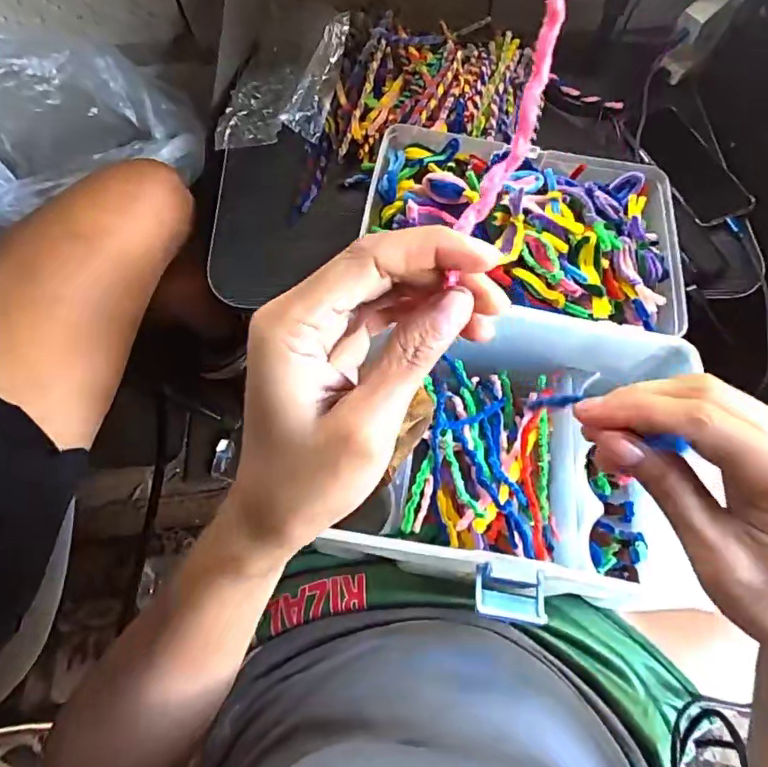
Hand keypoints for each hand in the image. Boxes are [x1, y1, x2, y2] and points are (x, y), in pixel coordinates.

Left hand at [227, 227, 507, 557]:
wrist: (270, 516)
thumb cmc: (308, 484)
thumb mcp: (367, 426)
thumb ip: (412, 355)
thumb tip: (460, 301)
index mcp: (293, 323)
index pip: (368, 259)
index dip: (432, 250)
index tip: (488, 261)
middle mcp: (299, 311)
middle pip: (379, 264)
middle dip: (442, 271)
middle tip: (497, 300)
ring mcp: (314, 324)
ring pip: (385, 284)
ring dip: (438, 292)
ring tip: (487, 318)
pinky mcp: (330, 341)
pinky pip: (381, 311)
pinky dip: (421, 314)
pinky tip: (457, 327)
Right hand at [575, 375, 767, 672]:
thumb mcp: (712, 555)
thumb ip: (665, 487)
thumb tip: (610, 439)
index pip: (707, 420)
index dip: (640, 410)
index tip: (588, 414)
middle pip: (712, 397)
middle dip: (643, 402)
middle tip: (591, 419)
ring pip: (717, 398)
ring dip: (657, 406)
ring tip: (610, 426)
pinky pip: (728, 414)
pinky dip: (679, 417)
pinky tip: (647, 430)